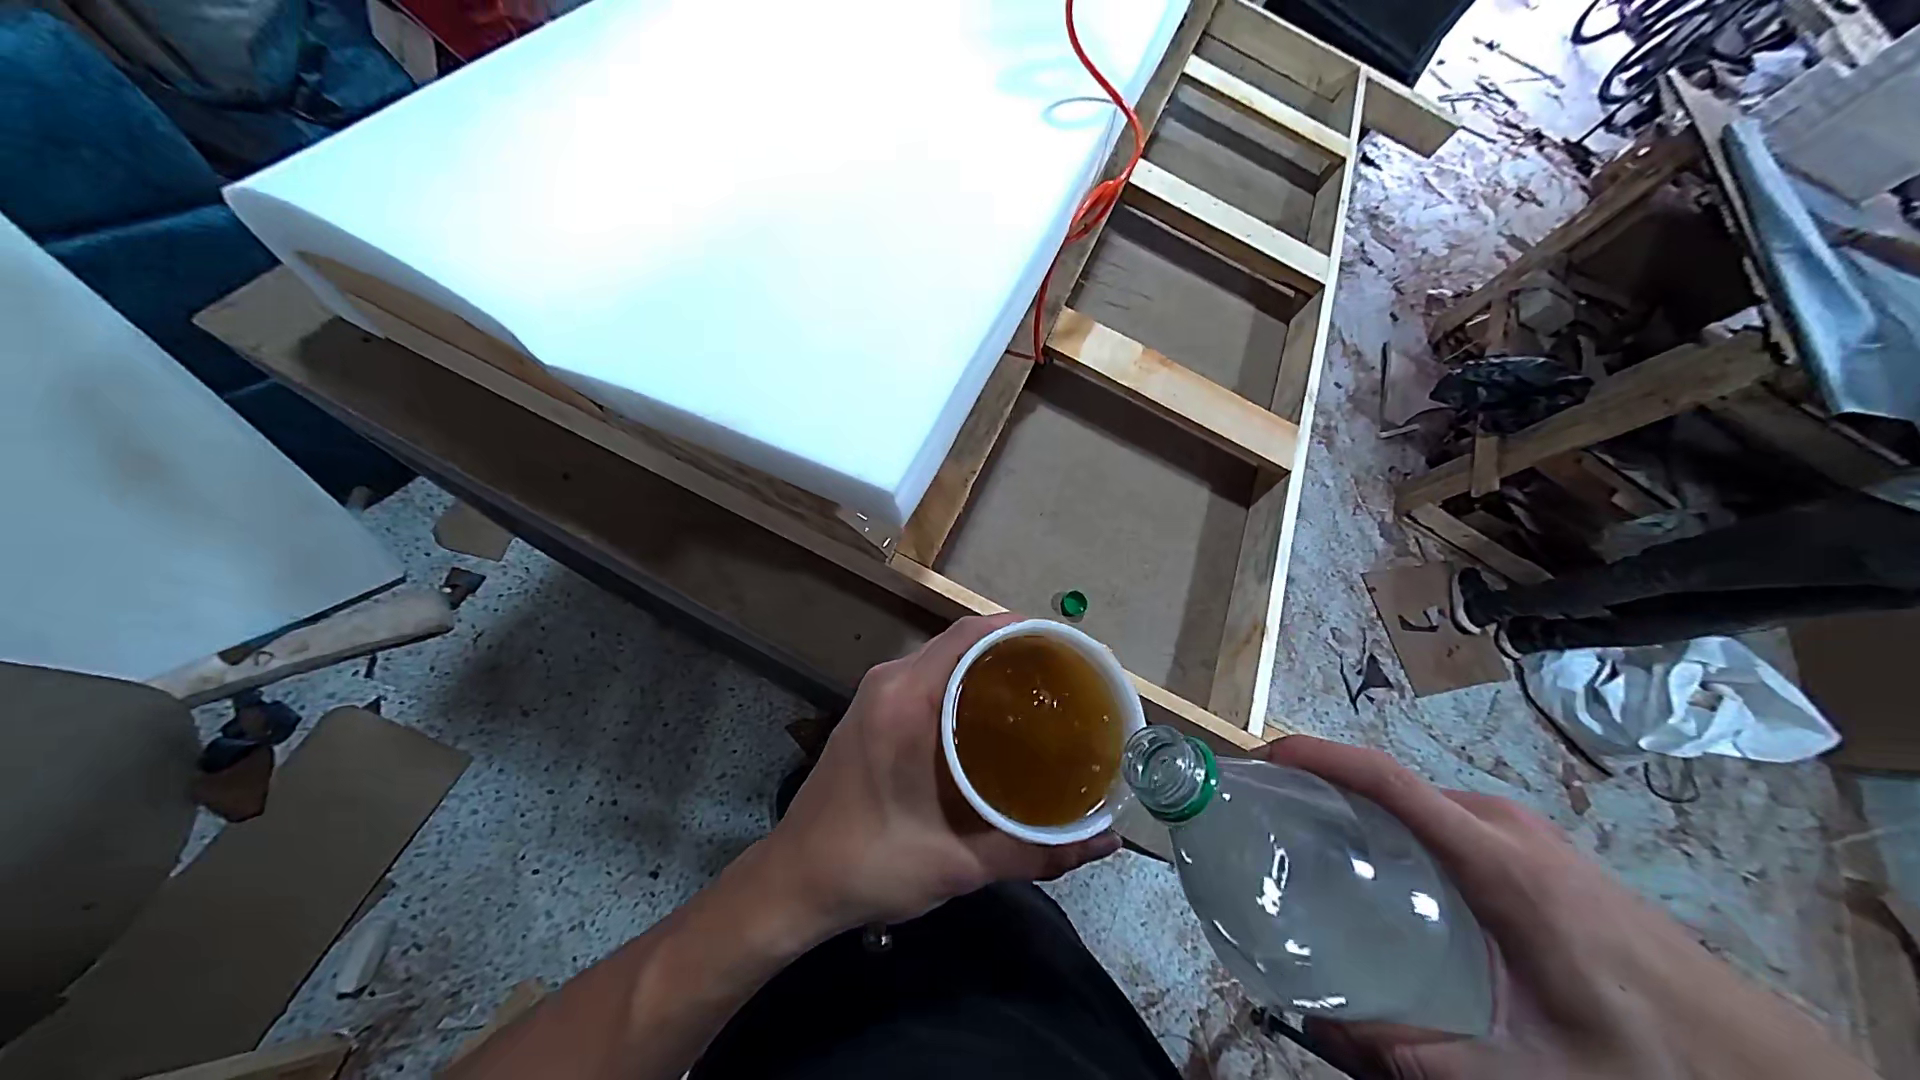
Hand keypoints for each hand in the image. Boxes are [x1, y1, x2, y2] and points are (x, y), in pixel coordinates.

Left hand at [760, 614, 1120, 933]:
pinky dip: (961, 683)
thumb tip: (1107, 840)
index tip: (1066, 651)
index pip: (971, 635)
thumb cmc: (873, 865)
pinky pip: (926, 677)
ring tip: (1035, 695)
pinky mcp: (869, 711)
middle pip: (960, 641)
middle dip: (1012, 650)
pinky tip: (990, 717)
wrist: (795, 883)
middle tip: (1062, 679)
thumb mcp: (961, 863)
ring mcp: (874, 694)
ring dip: (986, 667)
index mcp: (907, 699)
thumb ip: (1038, 851)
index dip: (1022, 631)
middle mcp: (889, 682)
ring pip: (942, 659)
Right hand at [1265, 737, 1875, 1079]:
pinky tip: (1385, 870)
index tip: (1268, 759)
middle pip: (1395, 784)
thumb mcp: (1533, 1073)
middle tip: (1276, 821)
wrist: (1763, 1064)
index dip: (1323, 758)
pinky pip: (1443, 816)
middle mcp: (1503, 826)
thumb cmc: (1646, 1054)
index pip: (1390, 781)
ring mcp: (1522, 832)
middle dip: (1327, 786)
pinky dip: (1396, 822)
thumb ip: (1425, 1055)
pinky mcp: (1532, 847)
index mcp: (1499, 861)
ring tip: (1315, 842)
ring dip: (1361, 805)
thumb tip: (1323, 1024)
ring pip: (1419, 799)